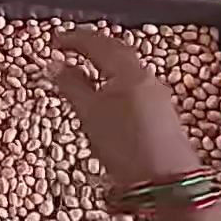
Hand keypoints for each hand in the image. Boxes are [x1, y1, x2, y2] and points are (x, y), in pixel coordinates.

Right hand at [50, 29, 202, 184]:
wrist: (166, 182)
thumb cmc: (123, 145)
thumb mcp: (89, 113)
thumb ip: (71, 85)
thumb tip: (55, 64)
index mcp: (128, 71)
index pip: (99, 43)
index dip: (74, 39)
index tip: (53, 39)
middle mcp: (145, 77)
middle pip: (116, 51)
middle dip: (90, 46)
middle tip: (67, 46)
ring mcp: (155, 95)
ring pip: (125, 68)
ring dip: (102, 62)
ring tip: (80, 66)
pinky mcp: (158, 112)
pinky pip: (131, 83)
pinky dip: (112, 78)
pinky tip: (102, 91)